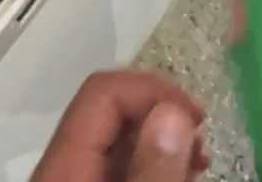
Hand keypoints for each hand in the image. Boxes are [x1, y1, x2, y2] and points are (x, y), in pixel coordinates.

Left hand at [30, 70, 209, 180]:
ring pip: (112, 142)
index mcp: (62, 163)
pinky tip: (174, 173)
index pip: (102, 91)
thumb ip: (152, 169)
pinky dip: (146, 163)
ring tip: (197, 159)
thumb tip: (174, 111)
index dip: (151, 90)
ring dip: (158, 140)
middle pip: (107, 113)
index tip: (196, 114)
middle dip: (159, 114)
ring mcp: (70, 180)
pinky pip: (112, 167)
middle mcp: (60, 167)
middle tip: (201, 138)